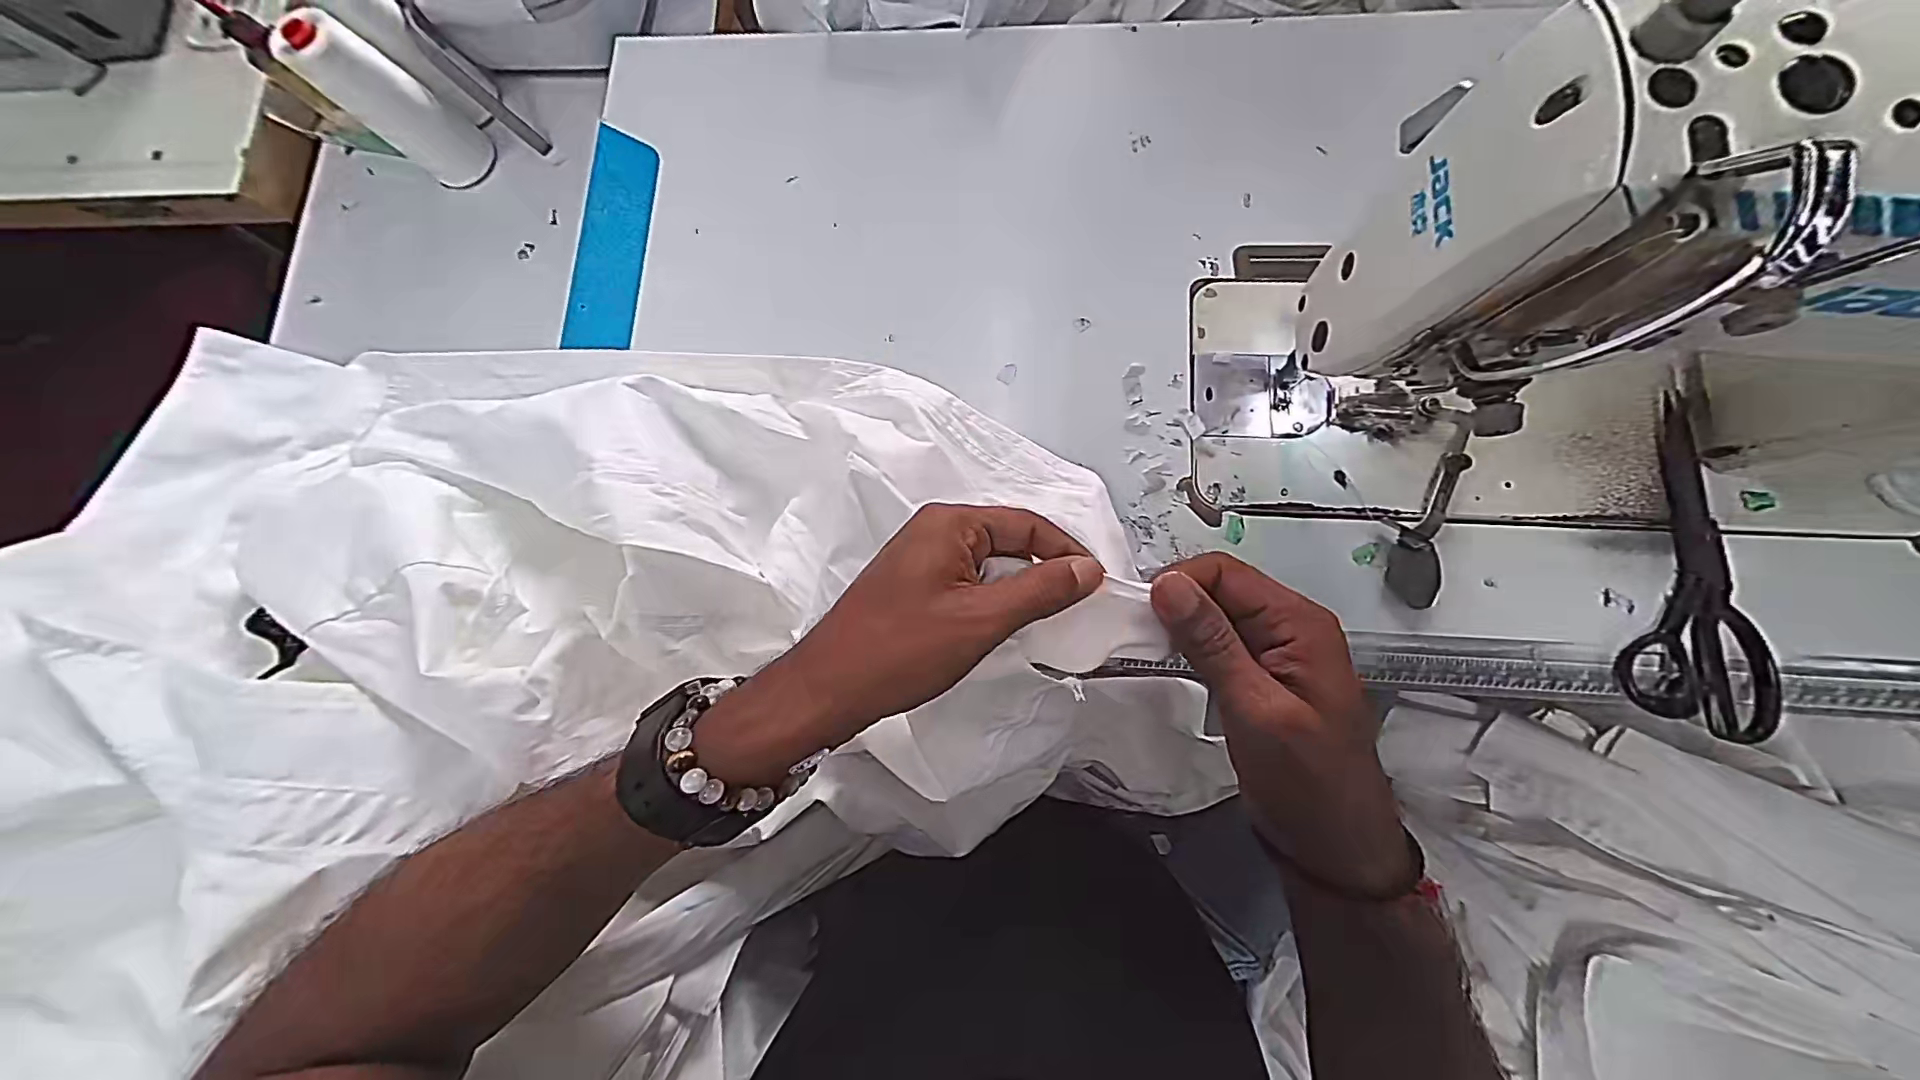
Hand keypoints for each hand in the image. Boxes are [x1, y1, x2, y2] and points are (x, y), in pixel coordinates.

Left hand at [694, 504, 1104, 784]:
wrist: (828, 689)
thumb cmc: (895, 651)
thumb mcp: (982, 619)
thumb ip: (1040, 590)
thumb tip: (1085, 569)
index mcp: (949, 524)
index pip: (1027, 524)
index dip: (1067, 551)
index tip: (1093, 582)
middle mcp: (932, 531)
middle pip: (1008, 539)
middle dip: (1044, 569)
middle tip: (1074, 602)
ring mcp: (920, 558)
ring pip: (989, 563)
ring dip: (1019, 586)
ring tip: (1043, 618)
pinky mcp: (913, 585)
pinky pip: (968, 580)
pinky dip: (992, 598)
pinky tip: (1002, 624)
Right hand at [1150, 553, 1413, 897]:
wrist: (1332, 844)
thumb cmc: (1310, 784)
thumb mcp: (1255, 709)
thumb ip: (1213, 643)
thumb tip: (1172, 587)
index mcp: (1300, 624)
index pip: (1226, 572)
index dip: (1180, 583)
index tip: (1143, 611)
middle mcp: (1289, 628)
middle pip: (1218, 588)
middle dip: (1176, 602)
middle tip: (1140, 632)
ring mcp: (1273, 652)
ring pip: (1213, 614)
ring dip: (1179, 624)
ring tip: (1150, 647)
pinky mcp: (1257, 674)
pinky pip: (1217, 641)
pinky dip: (1188, 645)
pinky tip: (1170, 661)